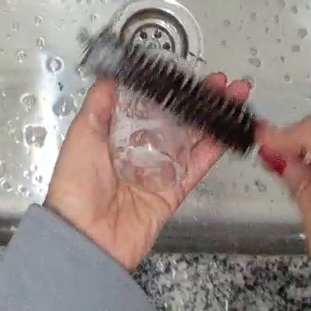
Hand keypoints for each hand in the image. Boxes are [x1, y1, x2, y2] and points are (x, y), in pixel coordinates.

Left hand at [43, 74, 251, 270]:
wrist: (85, 237)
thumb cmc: (75, 184)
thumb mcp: (83, 132)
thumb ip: (100, 103)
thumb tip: (114, 75)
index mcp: (117, 133)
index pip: (150, 104)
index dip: (171, 89)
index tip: (188, 73)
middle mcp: (140, 149)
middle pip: (177, 119)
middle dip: (200, 100)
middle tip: (222, 83)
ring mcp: (159, 170)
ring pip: (192, 138)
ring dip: (214, 118)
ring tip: (234, 99)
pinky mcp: (172, 192)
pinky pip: (196, 167)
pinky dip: (214, 150)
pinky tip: (228, 131)